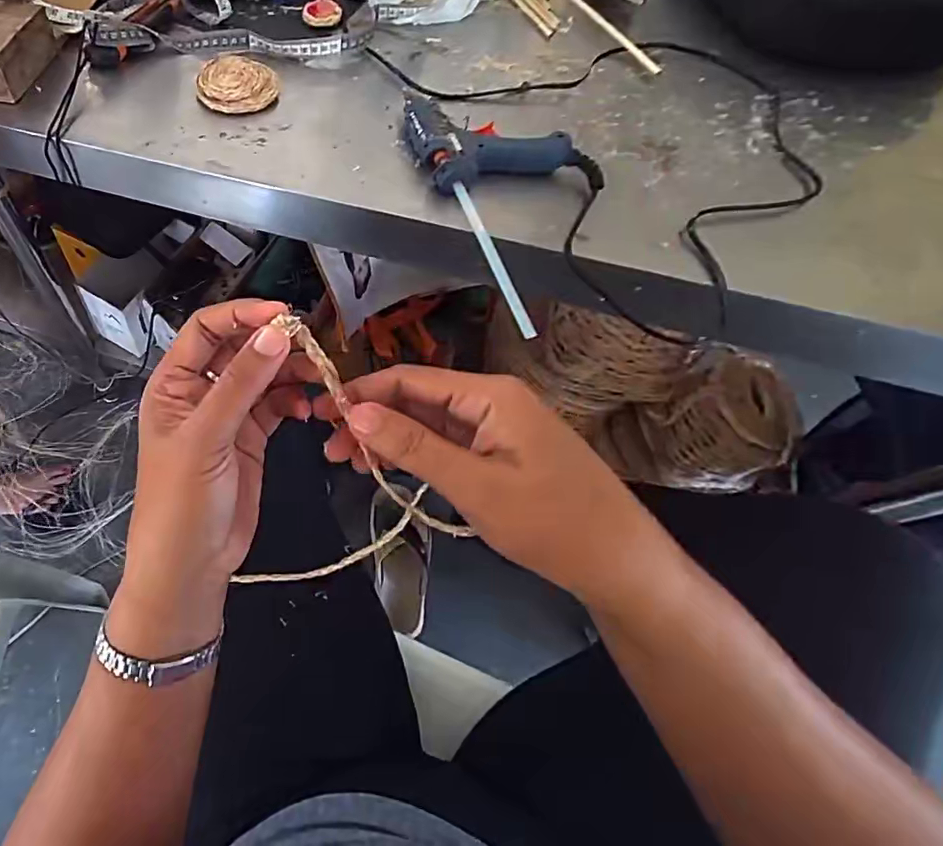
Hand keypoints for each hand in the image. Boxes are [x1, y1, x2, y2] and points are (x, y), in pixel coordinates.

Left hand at [115, 300, 317, 655]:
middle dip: (274, 344)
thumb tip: (274, 335)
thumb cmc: (180, 503)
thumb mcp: (206, 438)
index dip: (242, 315)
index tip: (282, 315)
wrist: (191, 566)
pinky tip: (306, 408)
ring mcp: (227, 415)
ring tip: (318, 377)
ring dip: (290, 372)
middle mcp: (200, 393)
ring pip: (263, 375)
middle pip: (240, 349)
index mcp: (174, 384)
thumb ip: (240, 384)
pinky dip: (294, 400)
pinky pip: (276, 404)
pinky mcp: (250, 436)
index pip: (206, 330)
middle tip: (310, 347)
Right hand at [315, 366, 647, 603]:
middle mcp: (491, 398)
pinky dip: (415, 453)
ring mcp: (497, 424)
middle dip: (369, 420)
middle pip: (416, 399)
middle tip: (328, 449)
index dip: (361, 393)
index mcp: (489, 394)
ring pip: (428, 422)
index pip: (410, 379)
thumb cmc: (551, 523)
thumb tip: (355, 411)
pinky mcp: (501, 449)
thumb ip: (413, 446)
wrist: (620, 563)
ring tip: (347, 462)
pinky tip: (386, 467)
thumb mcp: (474, 485)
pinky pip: (447, 441)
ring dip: (388, 439)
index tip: (321, 412)